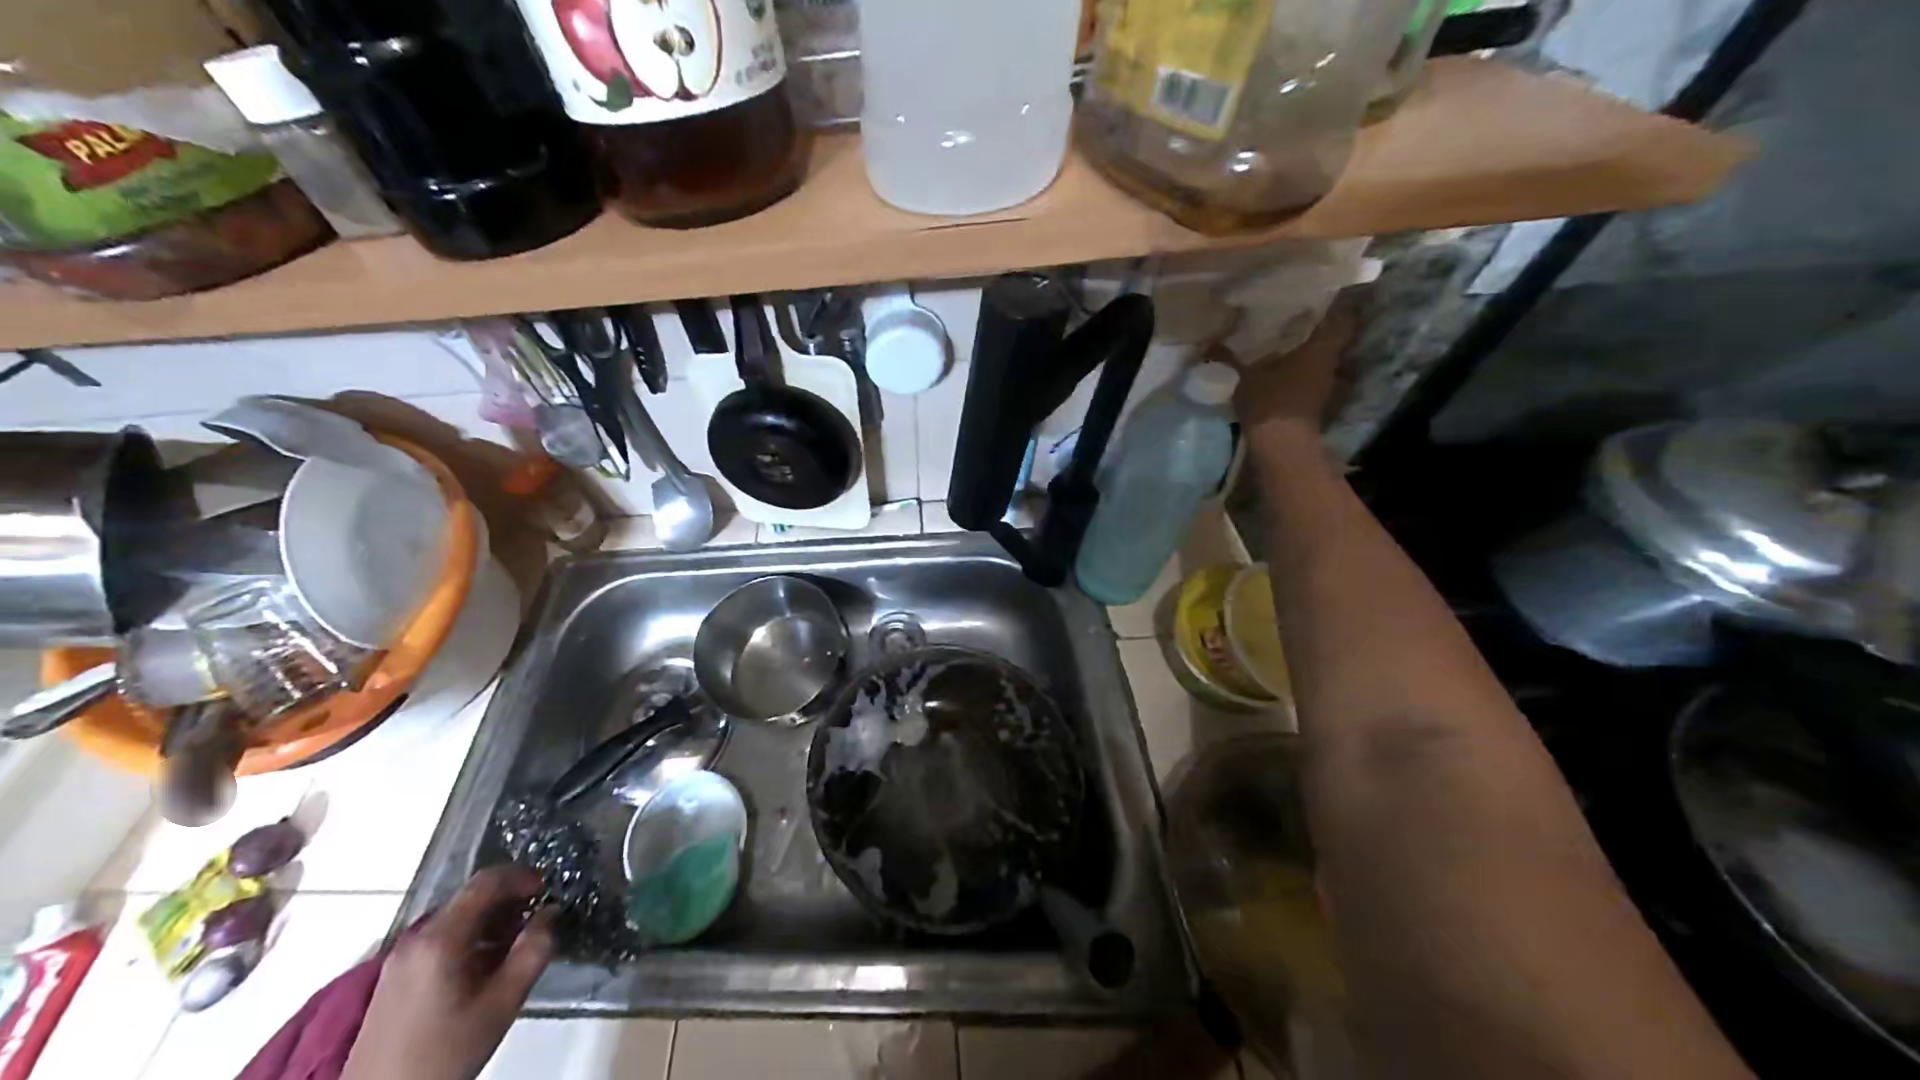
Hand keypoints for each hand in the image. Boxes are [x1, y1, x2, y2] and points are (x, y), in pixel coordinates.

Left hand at [343, 866, 555, 1079]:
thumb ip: (534, 951)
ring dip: (490, 921)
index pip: (486, 882)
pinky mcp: (393, 977)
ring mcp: (399, 958)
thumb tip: (550, 913)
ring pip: (455, 919)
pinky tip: (485, 966)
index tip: (548, 887)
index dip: (522, 876)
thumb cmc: (445, 1053)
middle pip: (469, 898)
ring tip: (516, 944)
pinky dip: (469, 938)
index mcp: (440, 938)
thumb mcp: (503, 1003)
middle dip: (508, 901)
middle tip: (538, 918)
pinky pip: (439, 939)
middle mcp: (415, 938)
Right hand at [1234, 293, 1361, 436]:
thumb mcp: (1244, 377)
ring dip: (1306, 351)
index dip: (1335, 305)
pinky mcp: (1314, 402)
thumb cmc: (1270, 402)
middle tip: (1293, 315)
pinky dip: (1299, 371)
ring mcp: (1325, 385)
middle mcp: (1330, 364)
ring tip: (1283, 341)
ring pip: (1321, 359)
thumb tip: (1208, 345)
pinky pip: (1310, 377)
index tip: (1318, 295)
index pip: (1343, 318)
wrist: (1282, 447)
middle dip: (1316, 327)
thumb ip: (1228, 359)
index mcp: (1321, 349)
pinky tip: (1279, 369)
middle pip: (1331, 338)